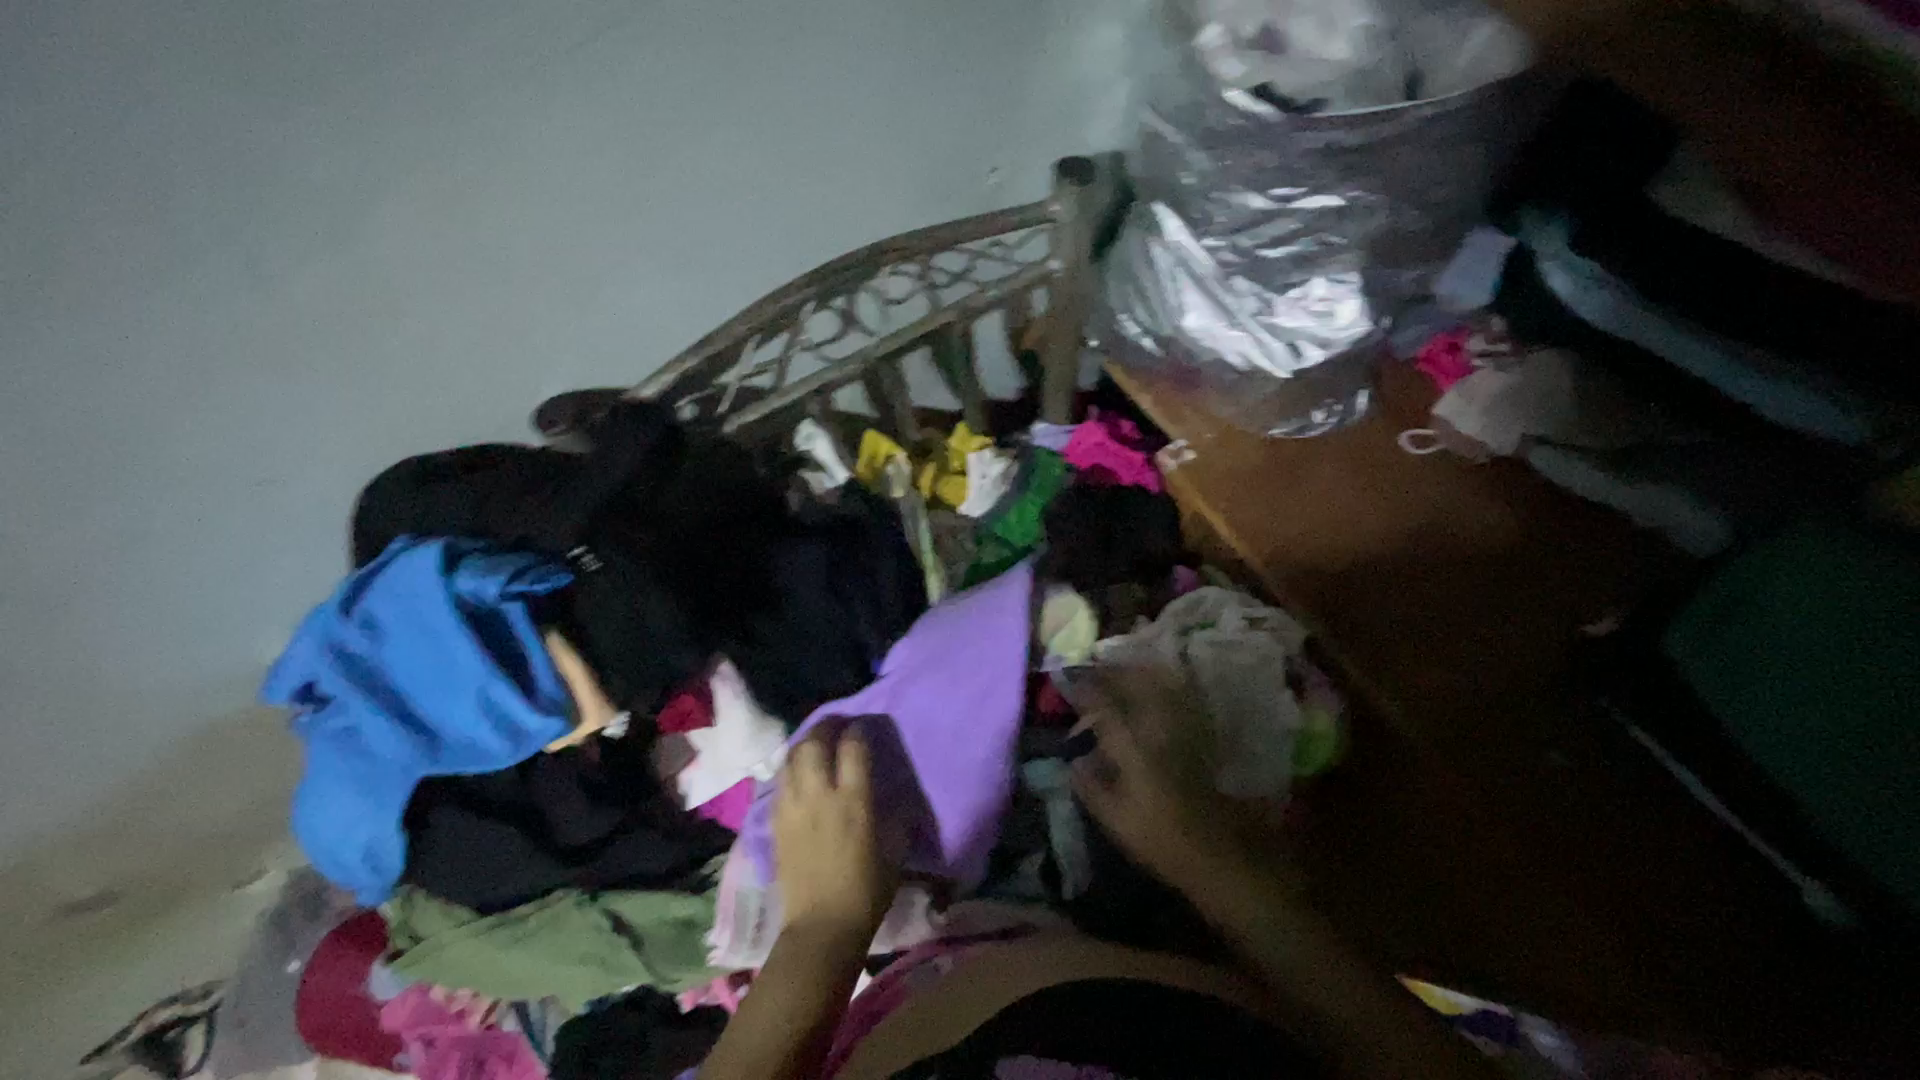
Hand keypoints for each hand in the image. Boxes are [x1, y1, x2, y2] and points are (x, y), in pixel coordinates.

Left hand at [773, 722, 900, 939]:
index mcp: (853, 800)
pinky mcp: (775, 822)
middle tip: (838, 724)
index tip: (865, 727)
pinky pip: (780, 781)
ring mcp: (792, 807)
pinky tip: (798, 771)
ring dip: (805, 742)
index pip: (853, 746)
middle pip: (815, 742)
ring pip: (792, 757)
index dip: (859, 730)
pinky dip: (790, 767)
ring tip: (815, 742)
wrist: (822, 925)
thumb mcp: (896, 850)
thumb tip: (897, 795)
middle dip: (826, 725)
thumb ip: (897, 815)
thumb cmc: (867, 890)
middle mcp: (819, 795)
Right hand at [1070, 666, 1252, 888]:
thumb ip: (1089, 785)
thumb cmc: (1158, 837)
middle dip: (1111, 673)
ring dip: (1137, 672)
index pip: (1104, 707)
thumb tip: (1074, 760)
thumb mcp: (1112, 818)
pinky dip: (1164, 684)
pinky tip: (1155, 685)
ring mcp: (1182, 730)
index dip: (1085, 690)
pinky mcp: (1199, 736)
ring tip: (1120, 670)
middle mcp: (1157, 729)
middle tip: (1092, 669)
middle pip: (1134, 685)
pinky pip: (1180, 697)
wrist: (1214, 850)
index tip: (1067, 680)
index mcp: (1132, 748)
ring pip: (1160, 685)